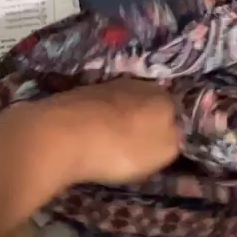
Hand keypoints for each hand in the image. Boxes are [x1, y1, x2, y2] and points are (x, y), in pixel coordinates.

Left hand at [0, 79, 180, 187]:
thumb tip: (175, 128)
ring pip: (120, 105)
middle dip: (144, 121)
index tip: (162, 146)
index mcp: (161, 97)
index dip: (170, 127)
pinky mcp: (77, 95)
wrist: (61, 135)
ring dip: (118, 121)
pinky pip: (96, 110)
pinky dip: (96, 122)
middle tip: (138, 147)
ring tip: (112, 145)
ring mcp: (103, 87)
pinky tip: (90, 137)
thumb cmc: (121, 147)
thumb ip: (175, 137)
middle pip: (146, 103)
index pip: (175, 108)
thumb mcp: (162, 151)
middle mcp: (135, 85)